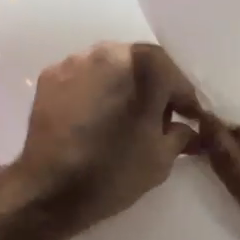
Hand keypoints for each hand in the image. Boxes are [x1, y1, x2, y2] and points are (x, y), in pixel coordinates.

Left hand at [12, 43, 198, 227]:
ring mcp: (74, 62)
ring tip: (123, 117)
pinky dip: (93, 91)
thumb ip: (180, 134)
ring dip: (121, 86)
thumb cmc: (114, 171)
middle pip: (140, 64)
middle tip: (158, 117)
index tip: (189, 119)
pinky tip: (94, 117)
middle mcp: (107, 52)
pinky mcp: (49, 76)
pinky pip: (83, 77)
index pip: (173, 76)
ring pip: (109, 67)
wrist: (50, 188)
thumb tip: (186, 128)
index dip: (184, 99)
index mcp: (141, 66)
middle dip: (152, 88)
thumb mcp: (161, 157)